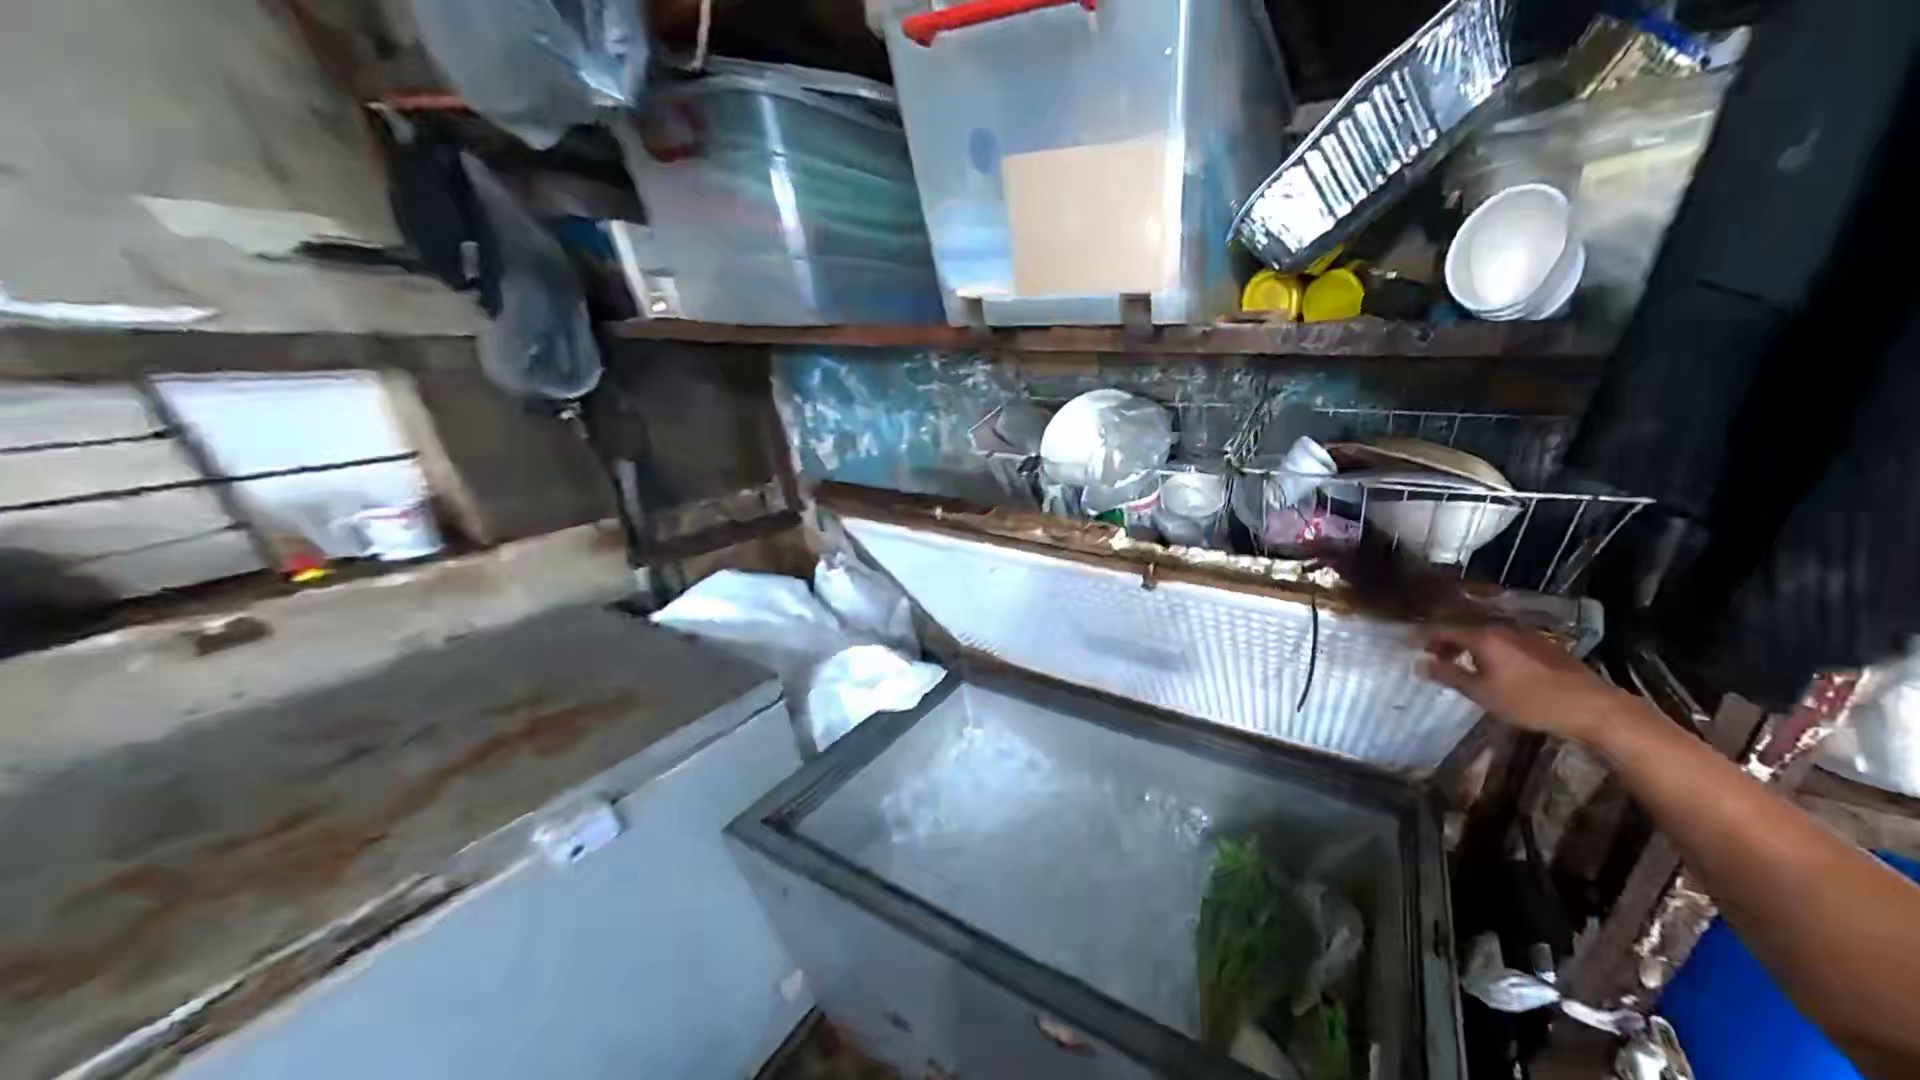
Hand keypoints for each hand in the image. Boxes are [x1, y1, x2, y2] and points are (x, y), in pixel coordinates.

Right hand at [1420, 624, 1641, 745]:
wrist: (1593, 708)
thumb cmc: (1530, 701)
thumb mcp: (1481, 693)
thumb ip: (1448, 675)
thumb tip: (1419, 664)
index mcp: (1483, 637)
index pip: (1442, 629)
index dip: (1424, 637)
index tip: (1411, 646)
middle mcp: (1502, 629)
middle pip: (1464, 629)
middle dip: (1446, 642)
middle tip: (1435, 658)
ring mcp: (1526, 635)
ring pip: (1486, 635)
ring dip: (1469, 646)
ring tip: (1463, 665)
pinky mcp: (1544, 646)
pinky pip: (1505, 641)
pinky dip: (1490, 650)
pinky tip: (1494, 668)